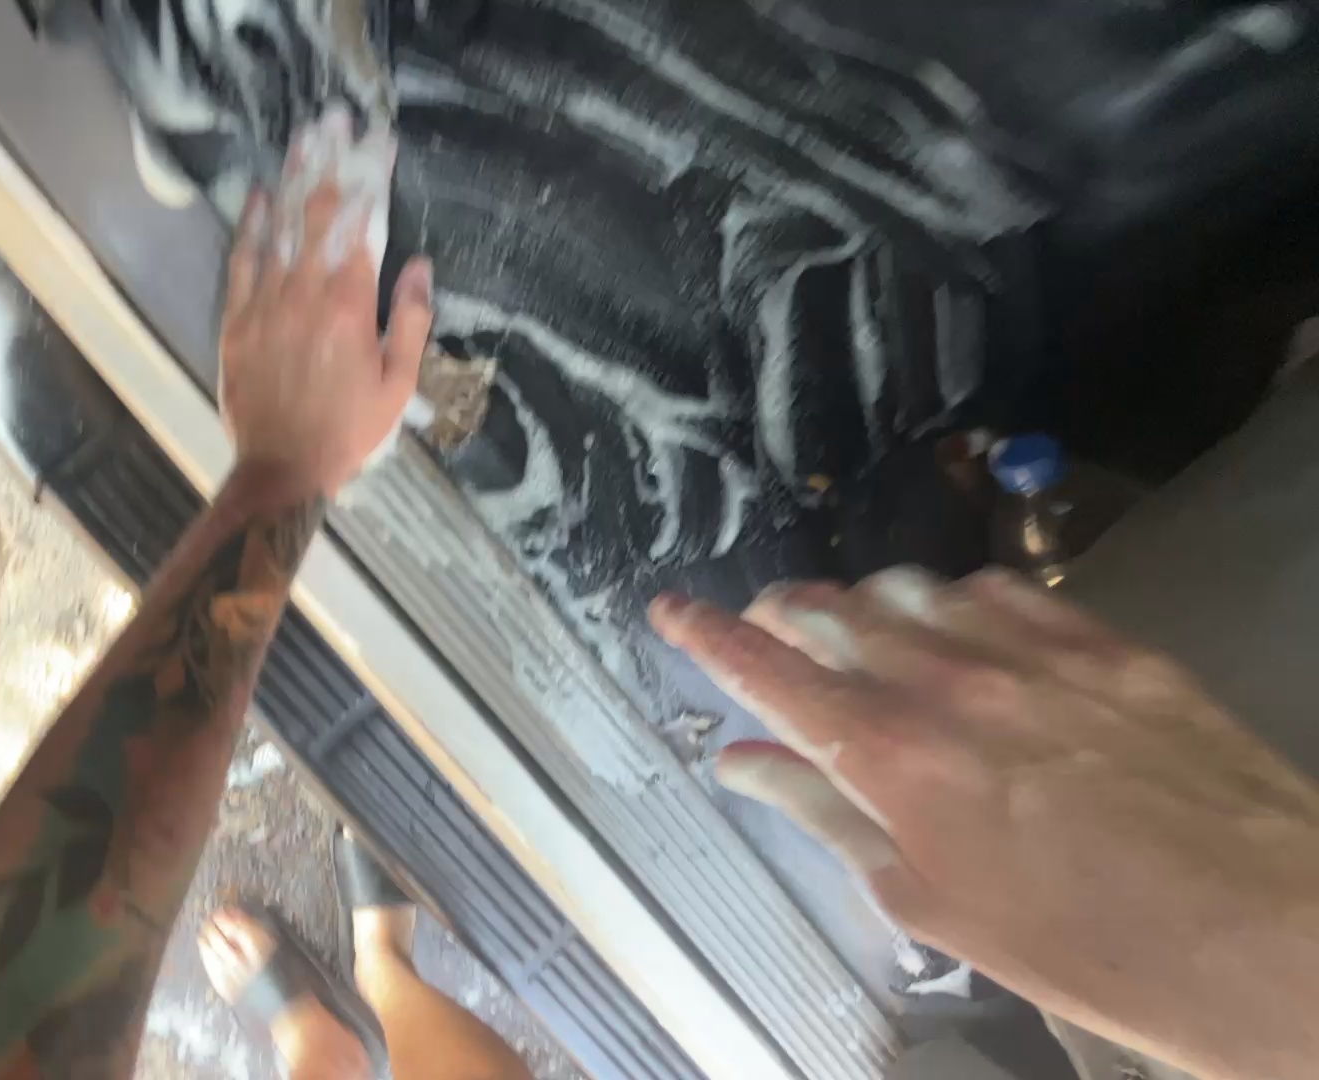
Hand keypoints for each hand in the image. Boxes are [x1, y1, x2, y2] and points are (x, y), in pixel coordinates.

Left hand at [219, 109, 432, 501]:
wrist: (283, 466)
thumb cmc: (348, 430)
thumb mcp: (398, 386)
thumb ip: (410, 322)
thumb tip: (418, 266)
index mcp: (349, 305)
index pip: (363, 226)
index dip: (371, 179)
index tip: (379, 142)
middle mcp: (304, 291)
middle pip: (317, 213)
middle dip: (329, 162)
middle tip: (335, 119)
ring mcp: (265, 302)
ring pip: (277, 227)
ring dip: (290, 179)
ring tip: (302, 138)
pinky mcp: (237, 321)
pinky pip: (241, 261)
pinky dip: (248, 226)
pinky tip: (255, 195)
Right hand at [650, 567, 1318, 1079]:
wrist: (1299, 951)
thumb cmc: (1083, 943)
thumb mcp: (924, 898)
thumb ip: (819, 811)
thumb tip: (739, 762)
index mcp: (885, 753)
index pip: (760, 669)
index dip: (701, 633)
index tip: (667, 608)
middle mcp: (939, 682)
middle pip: (820, 607)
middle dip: (775, 614)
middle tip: (771, 638)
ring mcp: (1023, 653)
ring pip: (896, 585)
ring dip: (858, 605)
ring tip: (863, 639)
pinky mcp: (1101, 642)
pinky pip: (990, 587)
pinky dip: (947, 603)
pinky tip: (959, 636)